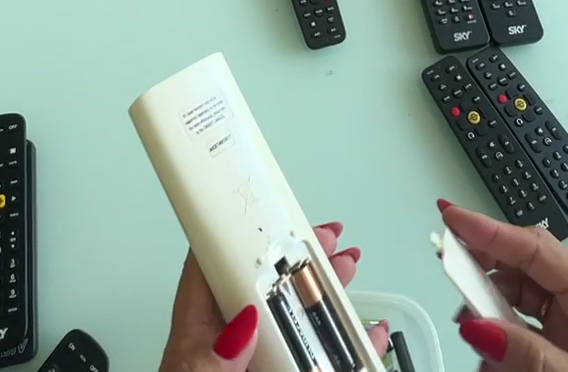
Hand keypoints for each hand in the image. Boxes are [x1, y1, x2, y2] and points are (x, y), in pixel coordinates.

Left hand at [158, 221, 389, 371]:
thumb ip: (209, 363)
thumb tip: (241, 325)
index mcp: (197, 337)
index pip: (212, 266)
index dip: (242, 232)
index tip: (276, 210)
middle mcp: (226, 349)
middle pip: (266, 288)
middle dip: (301, 258)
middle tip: (332, 239)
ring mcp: (257, 366)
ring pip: (296, 322)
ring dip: (327, 295)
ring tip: (351, 270)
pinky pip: (319, 360)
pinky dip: (348, 349)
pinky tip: (369, 338)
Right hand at [439, 201, 567, 371]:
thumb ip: (533, 357)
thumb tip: (478, 327)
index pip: (536, 249)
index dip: (490, 229)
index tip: (451, 216)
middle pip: (523, 269)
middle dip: (483, 268)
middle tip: (447, 267)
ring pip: (518, 303)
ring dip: (488, 313)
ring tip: (469, 329)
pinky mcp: (566, 359)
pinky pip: (524, 337)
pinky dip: (500, 344)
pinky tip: (489, 360)